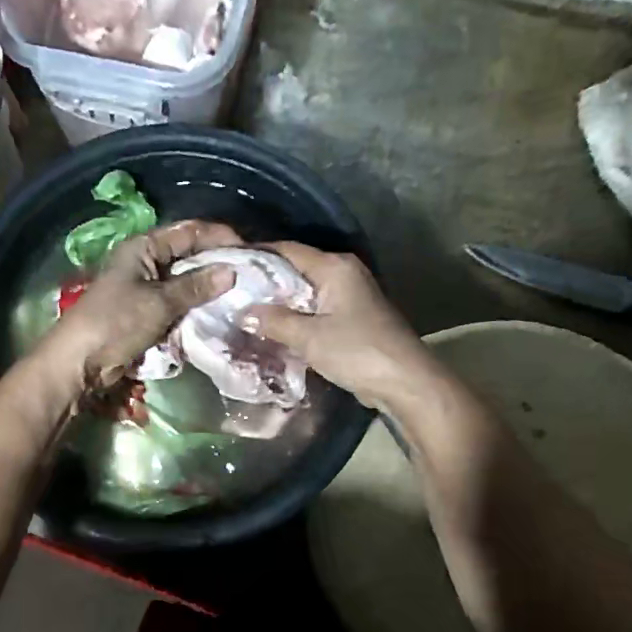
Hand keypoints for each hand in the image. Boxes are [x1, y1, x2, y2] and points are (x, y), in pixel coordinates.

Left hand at [32, 220, 237, 393]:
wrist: (79, 361)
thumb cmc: (115, 322)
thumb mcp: (159, 302)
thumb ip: (195, 286)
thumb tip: (231, 271)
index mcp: (143, 248)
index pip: (188, 232)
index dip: (218, 237)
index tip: (249, 251)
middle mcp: (144, 263)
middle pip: (188, 257)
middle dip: (216, 267)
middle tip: (250, 277)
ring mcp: (144, 290)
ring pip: (184, 285)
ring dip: (206, 293)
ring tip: (240, 298)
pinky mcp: (144, 315)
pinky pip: (175, 308)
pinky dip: (192, 311)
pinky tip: (216, 316)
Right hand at [242, 242, 423, 403]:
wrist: (404, 381)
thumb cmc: (357, 351)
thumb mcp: (308, 337)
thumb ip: (273, 321)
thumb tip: (243, 313)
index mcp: (334, 267)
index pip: (287, 250)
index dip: (256, 255)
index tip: (227, 264)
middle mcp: (343, 273)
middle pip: (295, 268)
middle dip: (263, 280)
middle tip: (230, 291)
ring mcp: (348, 295)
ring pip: (303, 291)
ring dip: (277, 301)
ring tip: (243, 309)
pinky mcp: (350, 316)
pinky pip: (313, 309)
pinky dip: (292, 315)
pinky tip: (271, 328)